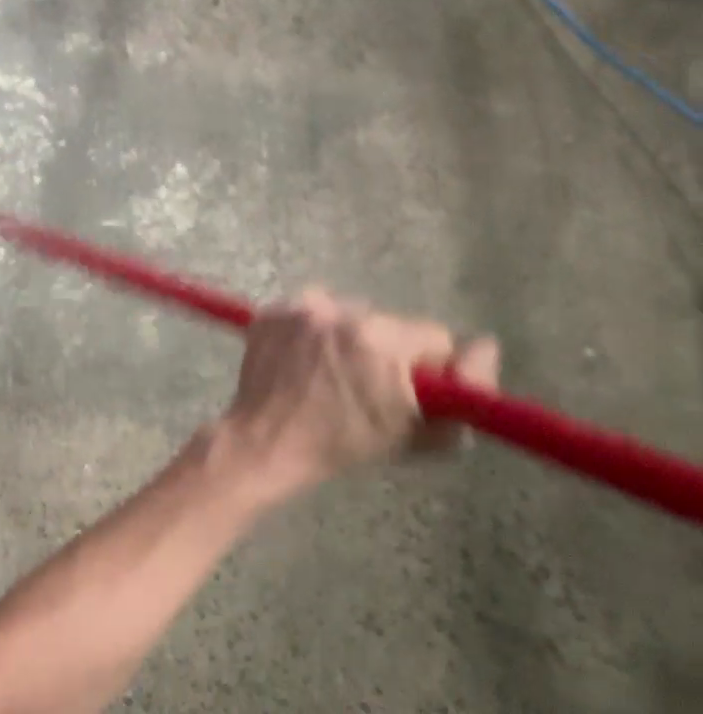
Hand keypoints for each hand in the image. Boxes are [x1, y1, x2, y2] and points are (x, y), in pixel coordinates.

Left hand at [220, 287, 499, 490]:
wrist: (268, 439)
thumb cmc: (345, 442)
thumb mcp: (421, 432)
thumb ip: (466, 395)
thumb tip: (485, 351)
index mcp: (381, 340)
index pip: (436, 337)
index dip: (438, 364)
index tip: (423, 386)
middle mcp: (339, 314)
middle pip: (389, 325)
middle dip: (392, 351)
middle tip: (375, 383)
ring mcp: (299, 310)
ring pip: (347, 314)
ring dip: (351, 337)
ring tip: (338, 371)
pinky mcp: (269, 312)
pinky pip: (309, 312)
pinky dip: (314, 330)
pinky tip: (309, 357)